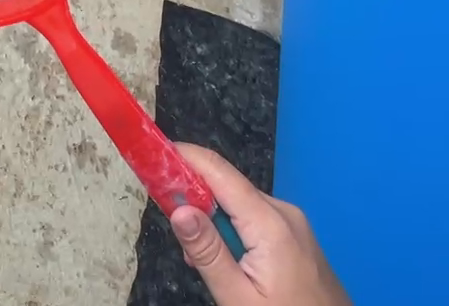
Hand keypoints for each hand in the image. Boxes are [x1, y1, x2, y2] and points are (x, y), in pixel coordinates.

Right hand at [169, 145, 351, 305]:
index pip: (217, 170)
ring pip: (239, 206)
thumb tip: (177, 207)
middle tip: (178, 239)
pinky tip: (231, 268)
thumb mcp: (239, 301)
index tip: (150, 157)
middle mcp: (283, 211)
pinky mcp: (297, 237)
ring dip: (214, 224)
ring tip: (206, 267)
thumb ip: (207, 253)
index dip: (182, 156)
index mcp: (270, 222)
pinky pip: (255, 221)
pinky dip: (234, 234)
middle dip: (195, 202)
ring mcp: (293, 224)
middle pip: (226, 188)